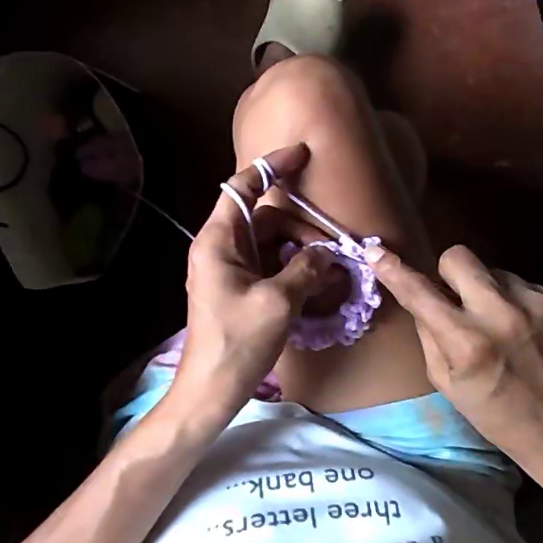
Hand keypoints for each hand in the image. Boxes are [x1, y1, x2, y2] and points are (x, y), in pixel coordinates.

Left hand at [169, 145, 339, 421]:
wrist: (211, 389)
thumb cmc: (238, 342)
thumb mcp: (278, 301)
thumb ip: (305, 268)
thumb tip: (327, 252)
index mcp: (218, 241)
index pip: (242, 187)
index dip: (270, 166)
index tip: (301, 153)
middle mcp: (219, 248)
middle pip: (263, 217)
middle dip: (299, 225)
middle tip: (330, 247)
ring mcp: (228, 269)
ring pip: (268, 242)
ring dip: (299, 249)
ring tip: (328, 268)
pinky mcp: (237, 288)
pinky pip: (267, 264)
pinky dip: (291, 267)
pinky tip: (315, 281)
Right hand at [370, 245, 542, 477]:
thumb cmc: (495, 412)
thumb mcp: (445, 382)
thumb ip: (429, 333)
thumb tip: (419, 294)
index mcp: (468, 341)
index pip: (420, 292)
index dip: (394, 270)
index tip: (376, 252)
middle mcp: (504, 313)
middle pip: (459, 257)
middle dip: (451, 274)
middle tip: (458, 301)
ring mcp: (541, 303)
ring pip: (497, 272)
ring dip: (491, 292)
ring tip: (503, 326)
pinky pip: (527, 286)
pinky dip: (520, 304)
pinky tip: (530, 333)